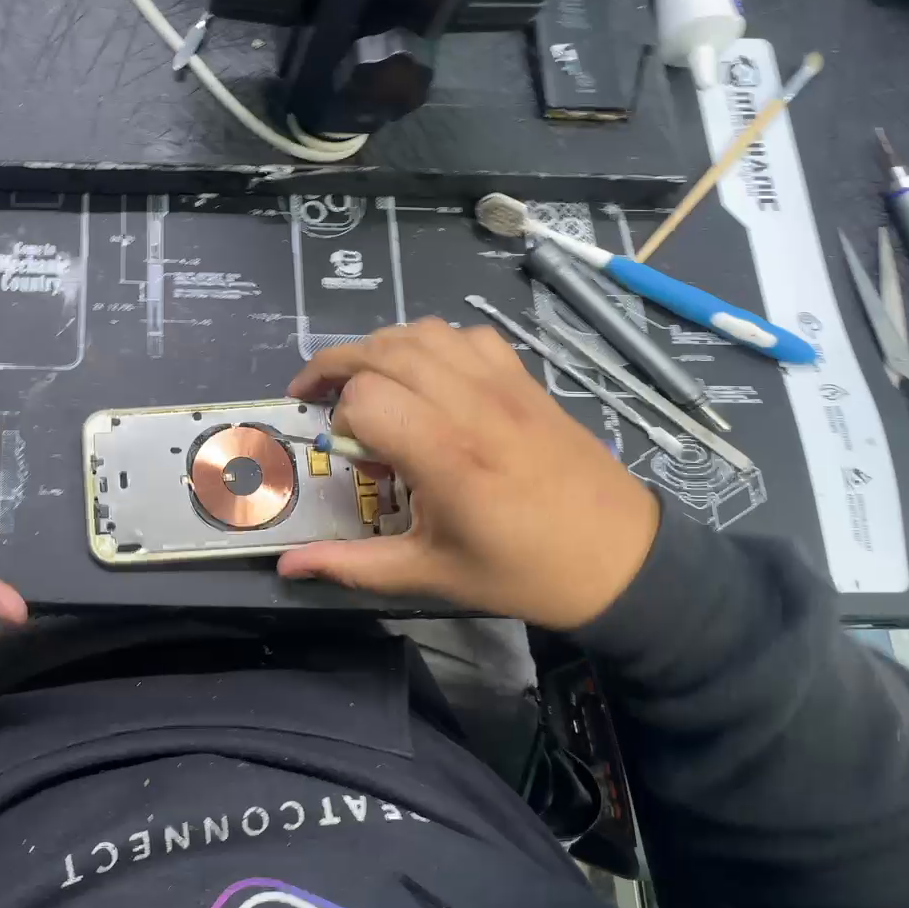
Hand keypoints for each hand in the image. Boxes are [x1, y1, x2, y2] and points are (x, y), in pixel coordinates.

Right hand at [278, 317, 658, 628]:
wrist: (621, 559)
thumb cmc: (521, 571)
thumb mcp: (430, 575)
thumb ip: (351, 565)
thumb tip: (287, 566)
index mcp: (446, 456)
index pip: (367, 396)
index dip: (339, 417)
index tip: (346, 451)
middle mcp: (471, 406)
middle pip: (383, 350)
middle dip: (335, 365)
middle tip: (314, 395)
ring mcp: (503, 386)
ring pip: (421, 333)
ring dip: (378, 348)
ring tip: (364, 381)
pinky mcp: (525, 380)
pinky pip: (465, 335)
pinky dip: (430, 342)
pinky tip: (425, 375)